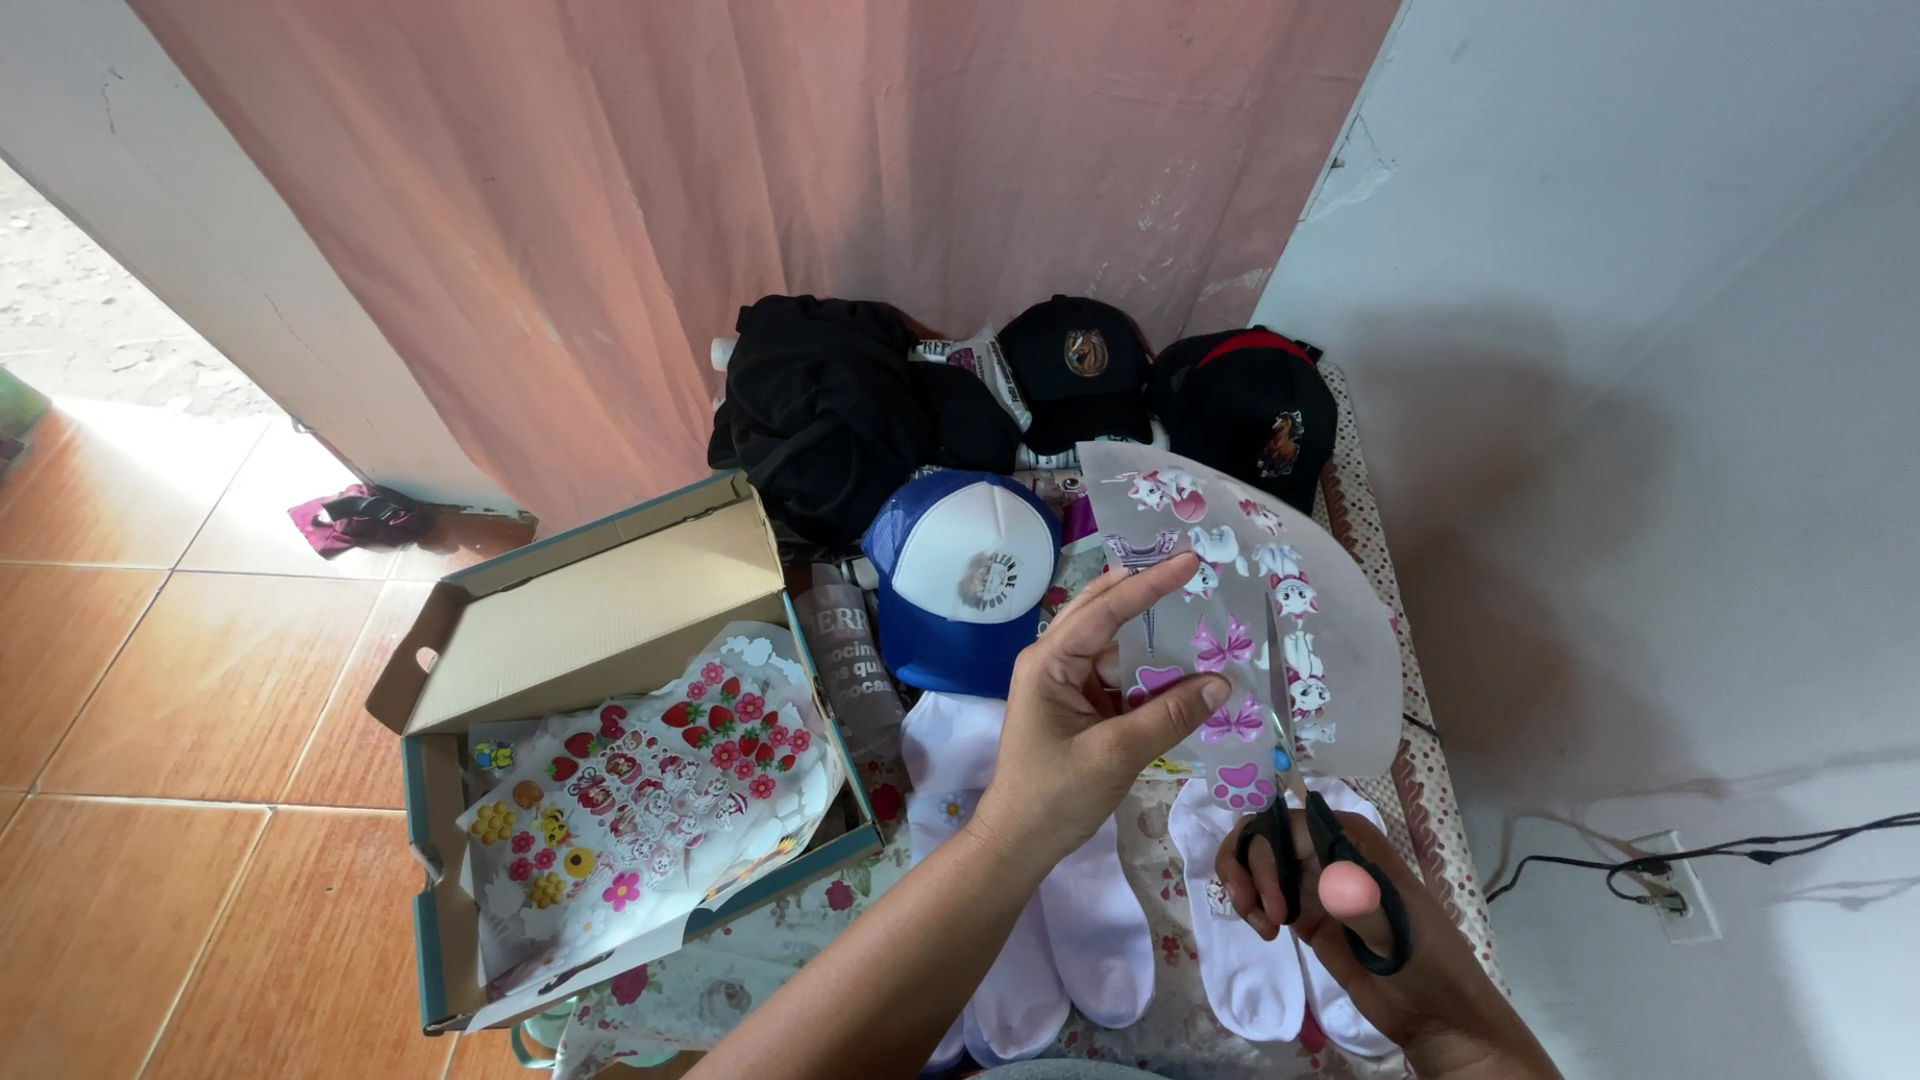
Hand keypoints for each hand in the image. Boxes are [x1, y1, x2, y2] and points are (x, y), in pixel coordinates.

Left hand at [969, 553, 1229, 865]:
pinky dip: (1149, 674)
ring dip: (1153, 639)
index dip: (1149, 584)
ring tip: (1199, 618)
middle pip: (1104, 615)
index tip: (1188, 561)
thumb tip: (1222, 682)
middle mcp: (1054, 662)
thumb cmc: (1055, 795)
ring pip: (1115, 647)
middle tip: (1190, 571)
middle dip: (1144, 593)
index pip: (1105, 610)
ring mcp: (1065, 683)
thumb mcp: (1117, 754)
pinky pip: (1118, 678)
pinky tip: (1183, 671)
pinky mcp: (1078, 706)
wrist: (1018, 842)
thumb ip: (1169, 716)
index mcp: (1049, 662)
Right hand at [1219, 811, 1561, 1079]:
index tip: (1272, 895)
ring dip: (1241, 880)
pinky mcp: (1302, 909)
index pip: (1291, 819)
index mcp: (1353, 842)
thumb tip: (1331, 878)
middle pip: (1265, 832)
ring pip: (1256, 856)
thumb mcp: (1400, 937)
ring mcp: (1312, 879)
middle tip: (1253, 908)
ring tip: (1258, 923)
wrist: (1437, 1020)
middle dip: (1247, 864)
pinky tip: (1265, 931)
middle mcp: (1326, 850)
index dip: (1269, 847)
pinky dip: (1250, 902)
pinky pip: (1261, 889)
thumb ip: (1364, 906)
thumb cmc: (1428, 969)